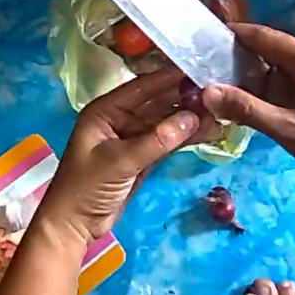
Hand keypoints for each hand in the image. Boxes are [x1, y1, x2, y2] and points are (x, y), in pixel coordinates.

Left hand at [41, 68, 209, 240]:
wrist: (73, 225)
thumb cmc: (86, 187)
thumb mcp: (120, 161)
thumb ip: (157, 140)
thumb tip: (194, 117)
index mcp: (106, 110)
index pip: (143, 87)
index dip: (170, 78)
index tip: (199, 68)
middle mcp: (121, 118)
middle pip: (158, 102)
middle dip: (185, 98)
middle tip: (217, 91)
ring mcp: (133, 137)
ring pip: (166, 122)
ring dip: (190, 118)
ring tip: (220, 112)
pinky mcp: (143, 156)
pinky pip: (168, 141)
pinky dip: (186, 137)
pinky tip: (209, 131)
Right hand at [202, 23, 294, 186]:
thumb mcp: (285, 128)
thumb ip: (245, 108)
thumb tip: (206, 92)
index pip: (265, 36)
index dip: (235, 35)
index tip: (205, 39)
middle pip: (271, 47)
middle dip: (240, 56)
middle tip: (208, 66)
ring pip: (278, 62)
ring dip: (253, 72)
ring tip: (222, 83)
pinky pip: (289, 75)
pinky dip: (268, 83)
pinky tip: (251, 98)